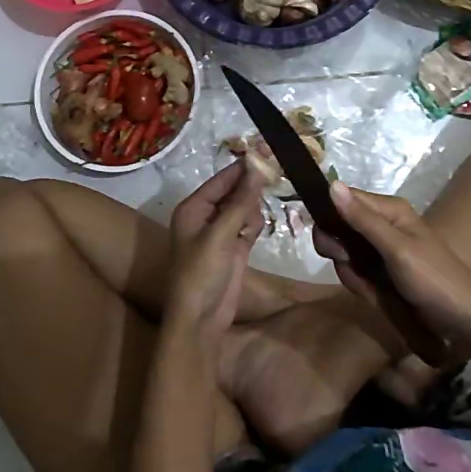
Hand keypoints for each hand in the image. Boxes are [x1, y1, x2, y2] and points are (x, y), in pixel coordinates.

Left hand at [164, 159, 266, 337]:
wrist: (201, 320)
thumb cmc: (201, 274)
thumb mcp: (220, 235)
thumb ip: (241, 201)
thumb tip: (258, 166)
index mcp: (193, 207)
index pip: (222, 178)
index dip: (245, 165)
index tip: (270, 151)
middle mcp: (206, 216)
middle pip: (235, 190)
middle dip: (252, 187)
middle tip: (277, 175)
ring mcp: (221, 232)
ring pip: (245, 207)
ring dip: (254, 210)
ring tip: (253, 221)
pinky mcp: (235, 248)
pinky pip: (249, 225)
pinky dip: (255, 226)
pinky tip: (253, 235)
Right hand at [312, 182, 470, 353]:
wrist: (461, 319)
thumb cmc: (433, 279)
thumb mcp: (396, 248)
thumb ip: (363, 219)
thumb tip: (332, 184)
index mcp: (390, 210)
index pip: (344, 201)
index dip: (332, 222)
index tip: (335, 248)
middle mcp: (384, 224)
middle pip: (340, 229)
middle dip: (341, 253)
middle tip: (356, 269)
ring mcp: (383, 249)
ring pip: (346, 254)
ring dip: (352, 273)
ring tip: (371, 288)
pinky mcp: (383, 271)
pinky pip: (358, 272)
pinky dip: (361, 284)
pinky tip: (374, 295)